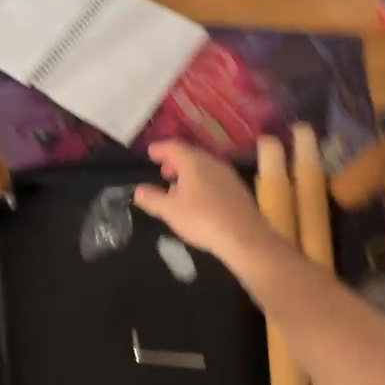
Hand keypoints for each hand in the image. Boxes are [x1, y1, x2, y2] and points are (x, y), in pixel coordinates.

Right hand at [133, 141, 275, 261]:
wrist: (246, 238)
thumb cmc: (202, 220)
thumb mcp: (170, 211)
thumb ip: (151, 198)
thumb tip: (138, 190)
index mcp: (193, 162)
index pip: (173, 146)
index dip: (160, 149)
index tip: (150, 153)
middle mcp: (212, 163)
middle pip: (190, 155)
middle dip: (174, 162)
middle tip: (163, 173)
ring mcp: (228, 175)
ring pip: (203, 167)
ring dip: (188, 173)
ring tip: (178, 188)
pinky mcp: (238, 190)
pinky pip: (214, 178)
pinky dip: (201, 182)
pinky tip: (198, 200)